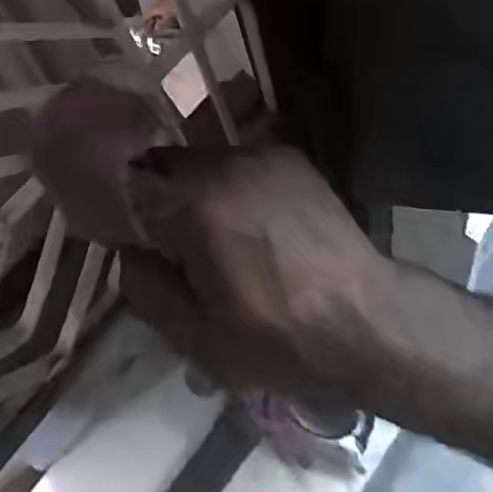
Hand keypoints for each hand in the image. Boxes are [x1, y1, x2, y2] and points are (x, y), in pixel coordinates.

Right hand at [120, 144, 392, 405]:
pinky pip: (239, 162)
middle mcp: (222, 163)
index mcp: (193, 203)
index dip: (124, 209)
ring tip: (221, 232)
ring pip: (202, 160)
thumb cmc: (277, 337)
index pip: (130, 182)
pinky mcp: (287, 154)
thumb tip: (129, 248)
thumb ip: (144, 286)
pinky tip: (256, 221)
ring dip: (198, 189)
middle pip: (165, 165)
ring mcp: (258, 153)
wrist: (368, 319)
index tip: (137, 238)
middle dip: (161, 198)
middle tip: (179, 242)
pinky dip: (233, 184)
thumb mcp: (195, 338)